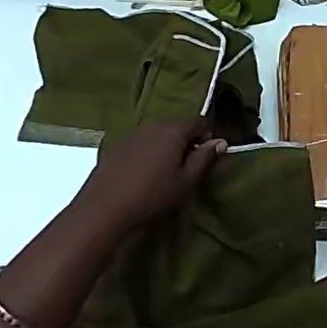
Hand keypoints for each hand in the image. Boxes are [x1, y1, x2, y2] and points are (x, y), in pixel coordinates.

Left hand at [73, 119, 227, 233]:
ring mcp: (133, 133)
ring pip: (158, 134)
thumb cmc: (152, 195)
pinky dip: (148, 152)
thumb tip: (220, 141)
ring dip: (166, 147)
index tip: (207, 156)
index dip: (207, 136)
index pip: (198, 122)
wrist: (106, 206)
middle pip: (177, 127)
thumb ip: (204, 159)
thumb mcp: (186, 182)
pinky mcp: (118, 144)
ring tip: (166, 172)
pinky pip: (141, 142)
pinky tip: (144, 174)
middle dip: (186, 142)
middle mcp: (153, 125)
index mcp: (173, 131)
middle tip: (188, 168)